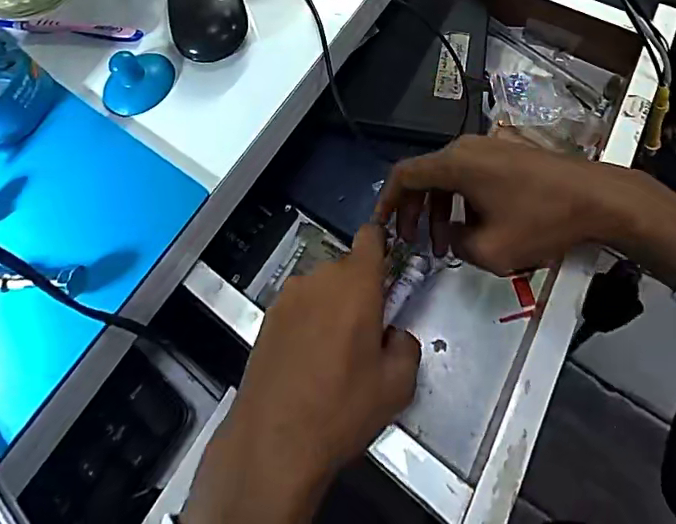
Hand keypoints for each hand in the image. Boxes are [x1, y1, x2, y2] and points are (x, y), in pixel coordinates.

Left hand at [184, 224, 419, 523]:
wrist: (274, 438)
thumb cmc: (341, 408)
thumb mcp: (397, 386)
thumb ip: (406, 346)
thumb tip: (394, 335)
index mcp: (356, 283)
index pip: (371, 236)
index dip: (382, 245)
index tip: (388, 268)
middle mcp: (320, 277)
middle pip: (347, 268)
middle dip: (360, 292)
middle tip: (366, 335)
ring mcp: (289, 294)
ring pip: (322, 288)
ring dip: (332, 308)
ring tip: (334, 356)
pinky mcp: (268, 314)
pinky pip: (300, 306)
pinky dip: (308, 322)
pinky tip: (308, 361)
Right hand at [374, 134, 675, 287]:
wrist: (599, 198)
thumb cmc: (542, 220)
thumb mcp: (492, 250)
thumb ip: (457, 245)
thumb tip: (453, 237)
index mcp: (455, 163)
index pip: (405, 175)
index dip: (388, 200)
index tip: (381, 224)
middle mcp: (465, 147)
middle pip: (426, 176)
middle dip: (416, 212)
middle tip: (415, 242)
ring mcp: (488, 147)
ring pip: (449, 178)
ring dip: (442, 210)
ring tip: (449, 244)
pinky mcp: (506, 153)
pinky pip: (470, 175)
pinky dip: (462, 200)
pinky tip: (477, 227)